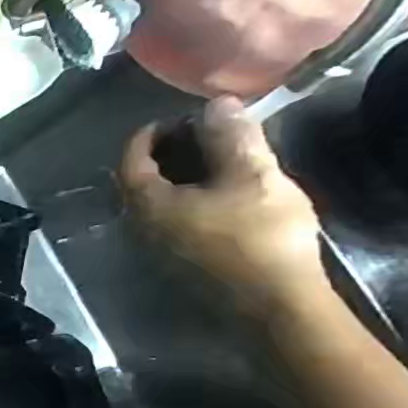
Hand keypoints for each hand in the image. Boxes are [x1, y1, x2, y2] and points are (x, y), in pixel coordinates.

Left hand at [120, 97, 327, 313]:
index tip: (174, 118)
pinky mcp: (177, 262)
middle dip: (162, 154)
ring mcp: (154, 247)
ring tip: (211, 159)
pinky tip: (218, 195)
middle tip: (196, 135)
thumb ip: (231, 138)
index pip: (131, 159)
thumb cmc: (259, 235)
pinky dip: (185, 199)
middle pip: (138, 180)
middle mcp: (137, 225)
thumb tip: (216, 103)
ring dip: (175, 177)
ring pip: (155, 202)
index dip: (148, 135)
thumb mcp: (251, 177)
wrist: (276, 304)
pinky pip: (171, 220)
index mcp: (144, 202)